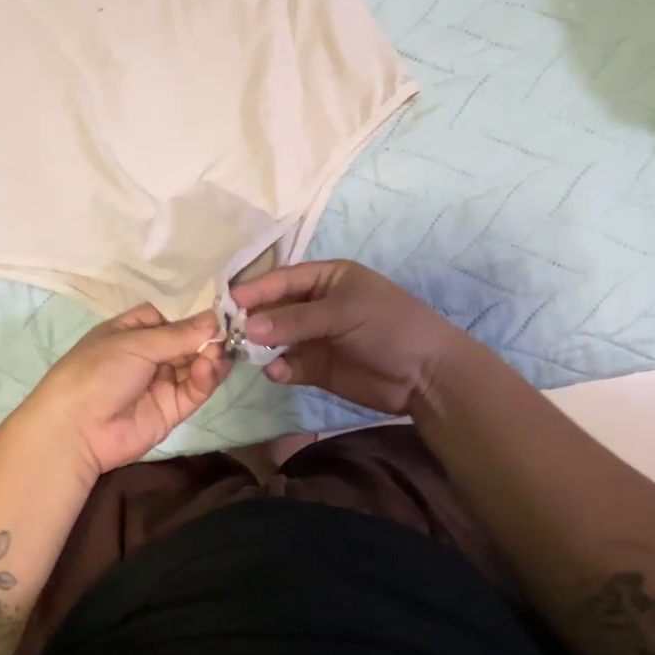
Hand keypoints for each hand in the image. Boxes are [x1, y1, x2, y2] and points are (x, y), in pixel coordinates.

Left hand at [5, 304, 229, 482]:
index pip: (169, 317)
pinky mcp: (172, 409)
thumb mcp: (134, 343)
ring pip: (195, 365)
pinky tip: (210, 368)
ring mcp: (160, 383)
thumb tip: (215, 317)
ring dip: (209, 357)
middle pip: (187, 341)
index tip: (221, 308)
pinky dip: (206, 378)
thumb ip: (178, 334)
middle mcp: (147, 355)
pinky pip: (195, 390)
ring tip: (218, 352)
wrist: (75, 429)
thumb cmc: (97, 372)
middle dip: (207, 336)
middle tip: (230, 332)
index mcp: (131, 332)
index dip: (192, 313)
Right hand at [232, 260, 470, 416]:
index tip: (228, 302)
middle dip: (252, 319)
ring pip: (275, 339)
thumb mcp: (343, 313)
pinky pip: (286, 365)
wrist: (425, 375)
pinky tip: (277, 372)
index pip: (282, 279)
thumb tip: (248, 328)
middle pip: (273, 309)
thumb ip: (294, 320)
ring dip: (260, 346)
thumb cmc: (389, 326)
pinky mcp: (315, 369)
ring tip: (245, 353)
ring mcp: (314, 338)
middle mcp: (316, 305)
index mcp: (326, 278)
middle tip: (228, 332)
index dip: (256, 289)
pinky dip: (278, 368)